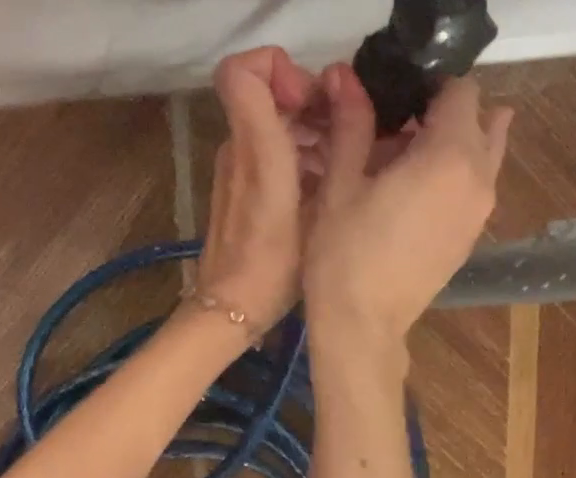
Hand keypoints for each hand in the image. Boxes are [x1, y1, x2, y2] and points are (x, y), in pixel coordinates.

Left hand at [195, 47, 316, 331]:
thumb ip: (333, 150)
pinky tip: (323, 186)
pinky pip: (269, 152)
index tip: (314, 98)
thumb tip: (343, 105)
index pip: (243, 71)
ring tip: (342, 166)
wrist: (229, 311)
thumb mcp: (317, 211)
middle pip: (270, 94)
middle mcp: (238, 151)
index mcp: (257, 149)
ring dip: (310, 132)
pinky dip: (297, 156)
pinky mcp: (237, 190)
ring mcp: (235, 170)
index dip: (281, 67)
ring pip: (273, 124)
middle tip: (346, 137)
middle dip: (311, 103)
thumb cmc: (274, 270)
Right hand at [303, 66, 510, 353]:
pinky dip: (451, 182)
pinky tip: (408, 205)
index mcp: (449, 154)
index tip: (388, 111)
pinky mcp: (471, 237)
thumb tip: (346, 81)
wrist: (362, 328)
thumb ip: (352, 127)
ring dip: (450, 151)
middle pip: (479, 120)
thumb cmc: (343, 257)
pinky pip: (473, 189)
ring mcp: (480, 210)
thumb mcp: (339, 187)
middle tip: (393, 142)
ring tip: (402, 173)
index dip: (423, 92)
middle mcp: (479, 176)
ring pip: (482, 156)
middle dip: (441, 119)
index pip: (458, 90)